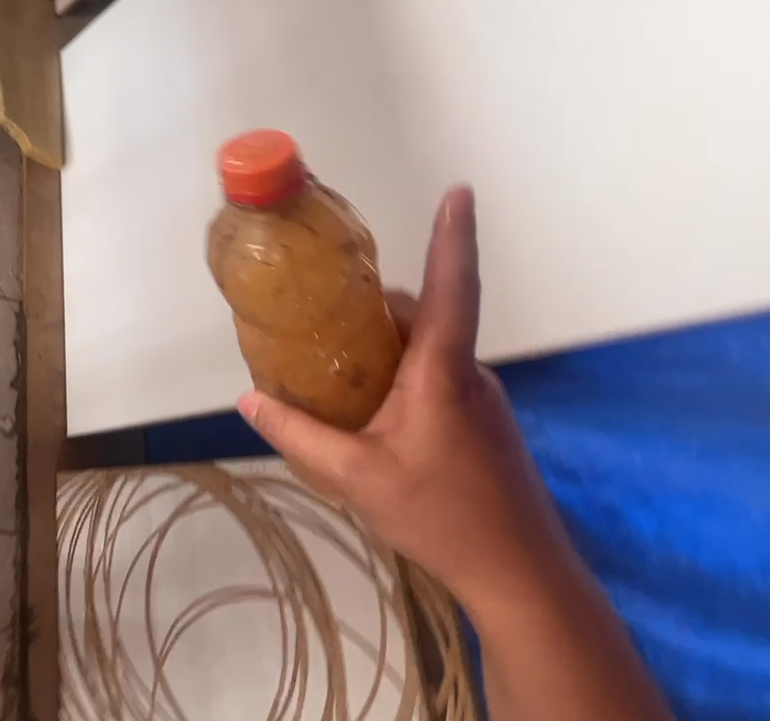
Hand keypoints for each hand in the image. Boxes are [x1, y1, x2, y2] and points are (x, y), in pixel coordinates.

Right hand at [237, 188, 577, 610]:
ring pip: (424, 347)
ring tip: (329, 358)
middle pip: (422, 315)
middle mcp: (466, 374)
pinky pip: (432, 374)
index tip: (459, 192)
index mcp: (441, 373)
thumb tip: (246, 398)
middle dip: (375, 302)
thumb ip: (296, 432)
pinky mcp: (480, 422)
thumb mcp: (353, 475)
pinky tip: (363, 404)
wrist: (522, 577)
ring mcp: (478, 399)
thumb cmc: (441, 515)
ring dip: (381, 341)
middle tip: (322, 304)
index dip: (453, 238)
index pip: (452, 291)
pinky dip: (395, 369)